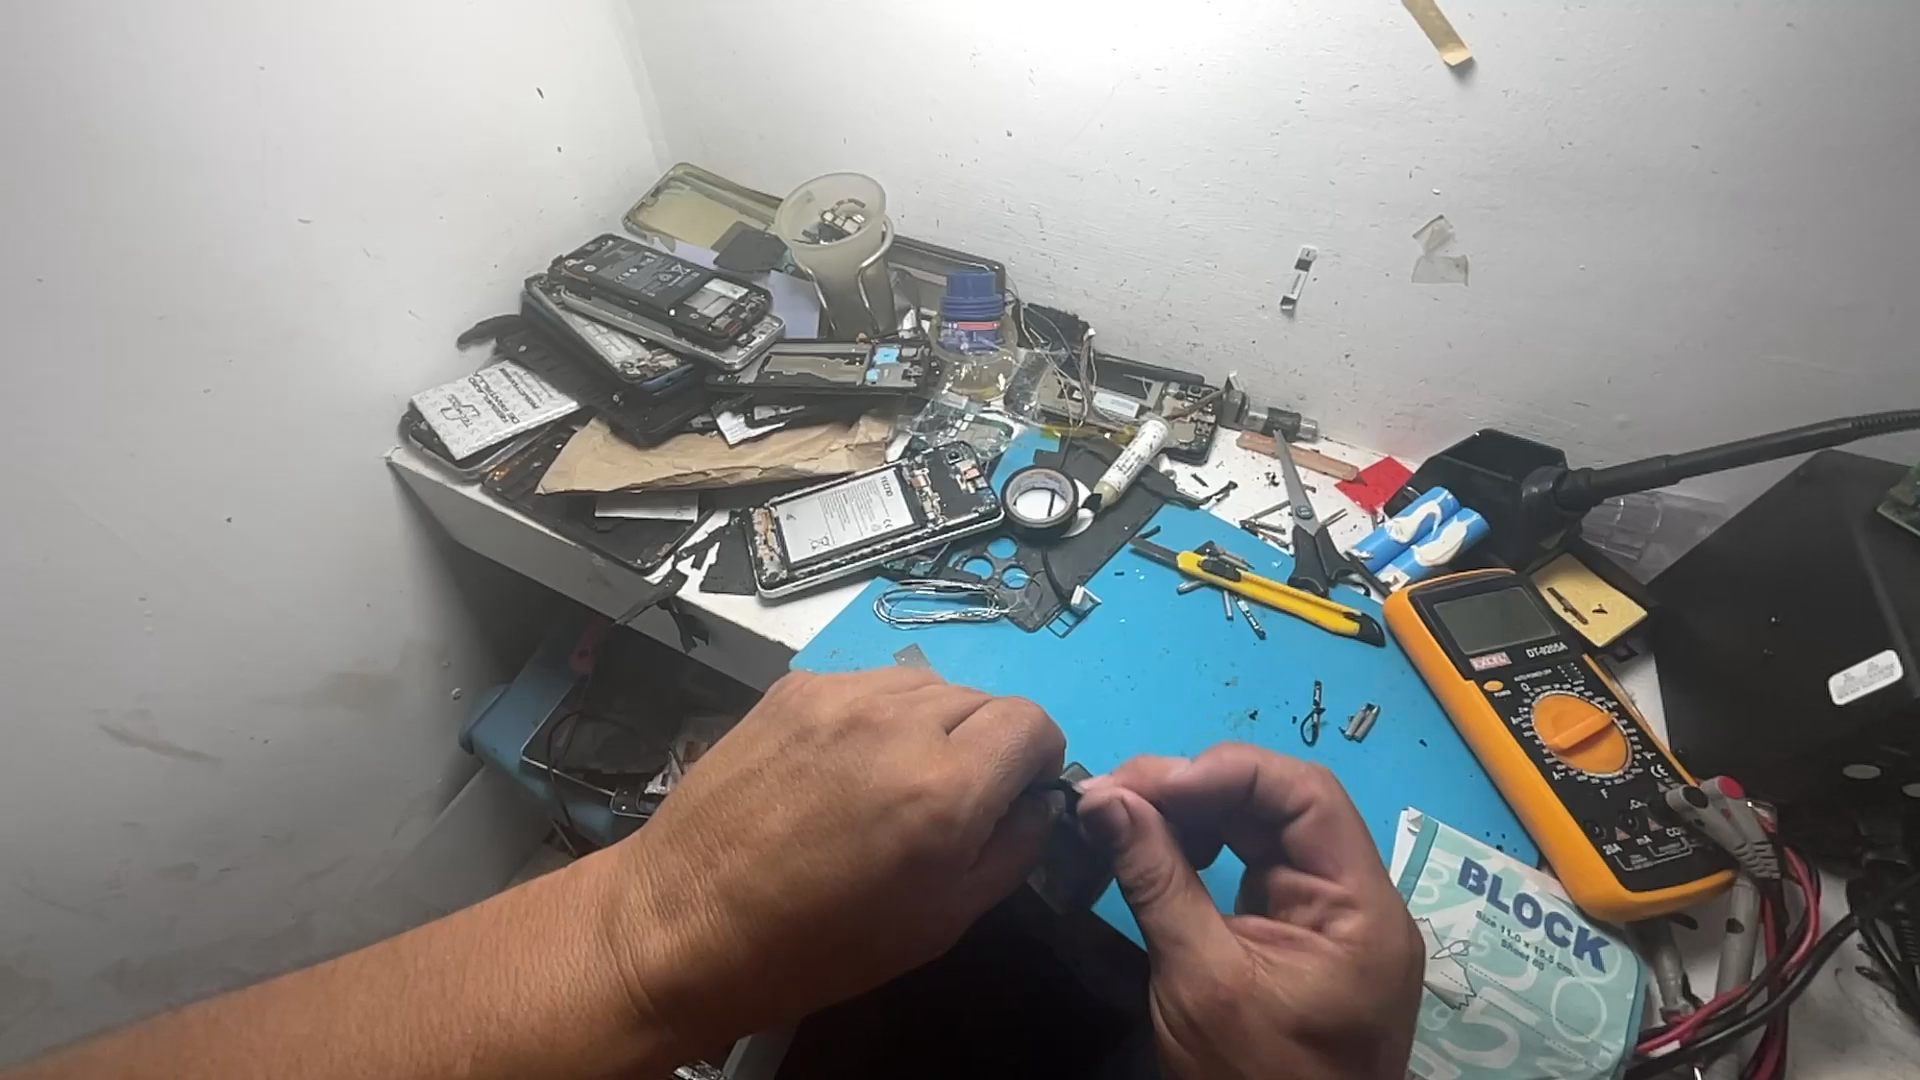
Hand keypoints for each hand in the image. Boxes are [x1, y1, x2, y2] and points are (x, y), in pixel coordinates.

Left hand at [602, 668, 1064, 1052]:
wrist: (683, 920)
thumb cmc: (818, 943)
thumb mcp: (942, 920)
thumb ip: (1012, 848)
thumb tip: (1038, 801)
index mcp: (942, 787)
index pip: (1031, 723)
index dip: (1039, 755)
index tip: (1019, 785)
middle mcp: (898, 721)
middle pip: (985, 699)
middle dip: (988, 743)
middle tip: (953, 793)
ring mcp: (841, 694)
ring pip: (930, 684)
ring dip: (936, 723)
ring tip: (896, 773)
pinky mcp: (798, 685)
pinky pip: (872, 684)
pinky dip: (881, 714)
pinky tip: (847, 758)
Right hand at [1076, 744, 1422, 1079]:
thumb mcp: (1198, 980)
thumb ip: (1154, 878)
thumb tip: (1101, 798)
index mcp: (1358, 907)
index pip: (1306, 795)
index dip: (1228, 773)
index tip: (1153, 786)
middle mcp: (1346, 892)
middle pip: (1273, 800)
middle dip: (1189, 785)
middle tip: (1115, 791)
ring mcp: (1314, 903)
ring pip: (1250, 819)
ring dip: (1181, 806)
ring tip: (1119, 810)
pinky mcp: (1283, 915)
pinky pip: (1238, 852)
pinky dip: (1189, 836)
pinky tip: (1149, 838)